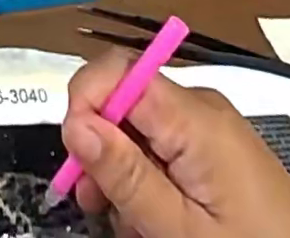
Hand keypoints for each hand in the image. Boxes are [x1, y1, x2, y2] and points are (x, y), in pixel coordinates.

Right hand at [61, 51, 289, 236]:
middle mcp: (200, 106)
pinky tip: (145, 211)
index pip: (119, 69)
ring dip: (116, 162)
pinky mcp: (215, 147)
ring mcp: (210, 126)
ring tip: (119, 216)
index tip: (74, 152)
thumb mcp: (183, 233)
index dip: (85, 99)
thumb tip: (75, 124)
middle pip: (124, 95)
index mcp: (195, 117)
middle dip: (97, 139)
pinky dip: (142, 169)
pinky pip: (161, 140)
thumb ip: (127, 176)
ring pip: (137, 121)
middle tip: (89, 198)